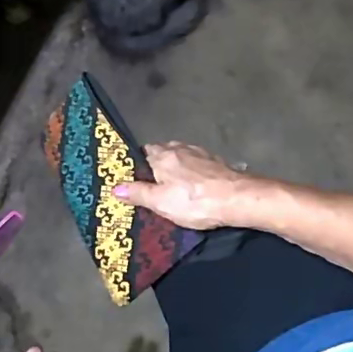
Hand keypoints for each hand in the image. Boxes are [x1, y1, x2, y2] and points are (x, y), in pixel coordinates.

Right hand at [114, 142, 254, 228]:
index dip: (137, 162)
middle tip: (153, 182)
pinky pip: (199, 163)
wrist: (238, 199)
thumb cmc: (194, 201)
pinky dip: (193, 170)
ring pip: (182, 155)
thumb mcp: (160, 202)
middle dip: (157, 163)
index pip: (143, 151)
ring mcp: (201, 153)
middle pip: (163, 151)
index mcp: (162, 156)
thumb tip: (114, 187)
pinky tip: (197, 182)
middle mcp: (180, 149)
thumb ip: (137, 193)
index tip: (134, 174)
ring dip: (177, 165)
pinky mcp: (217, 162)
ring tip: (173, 182)